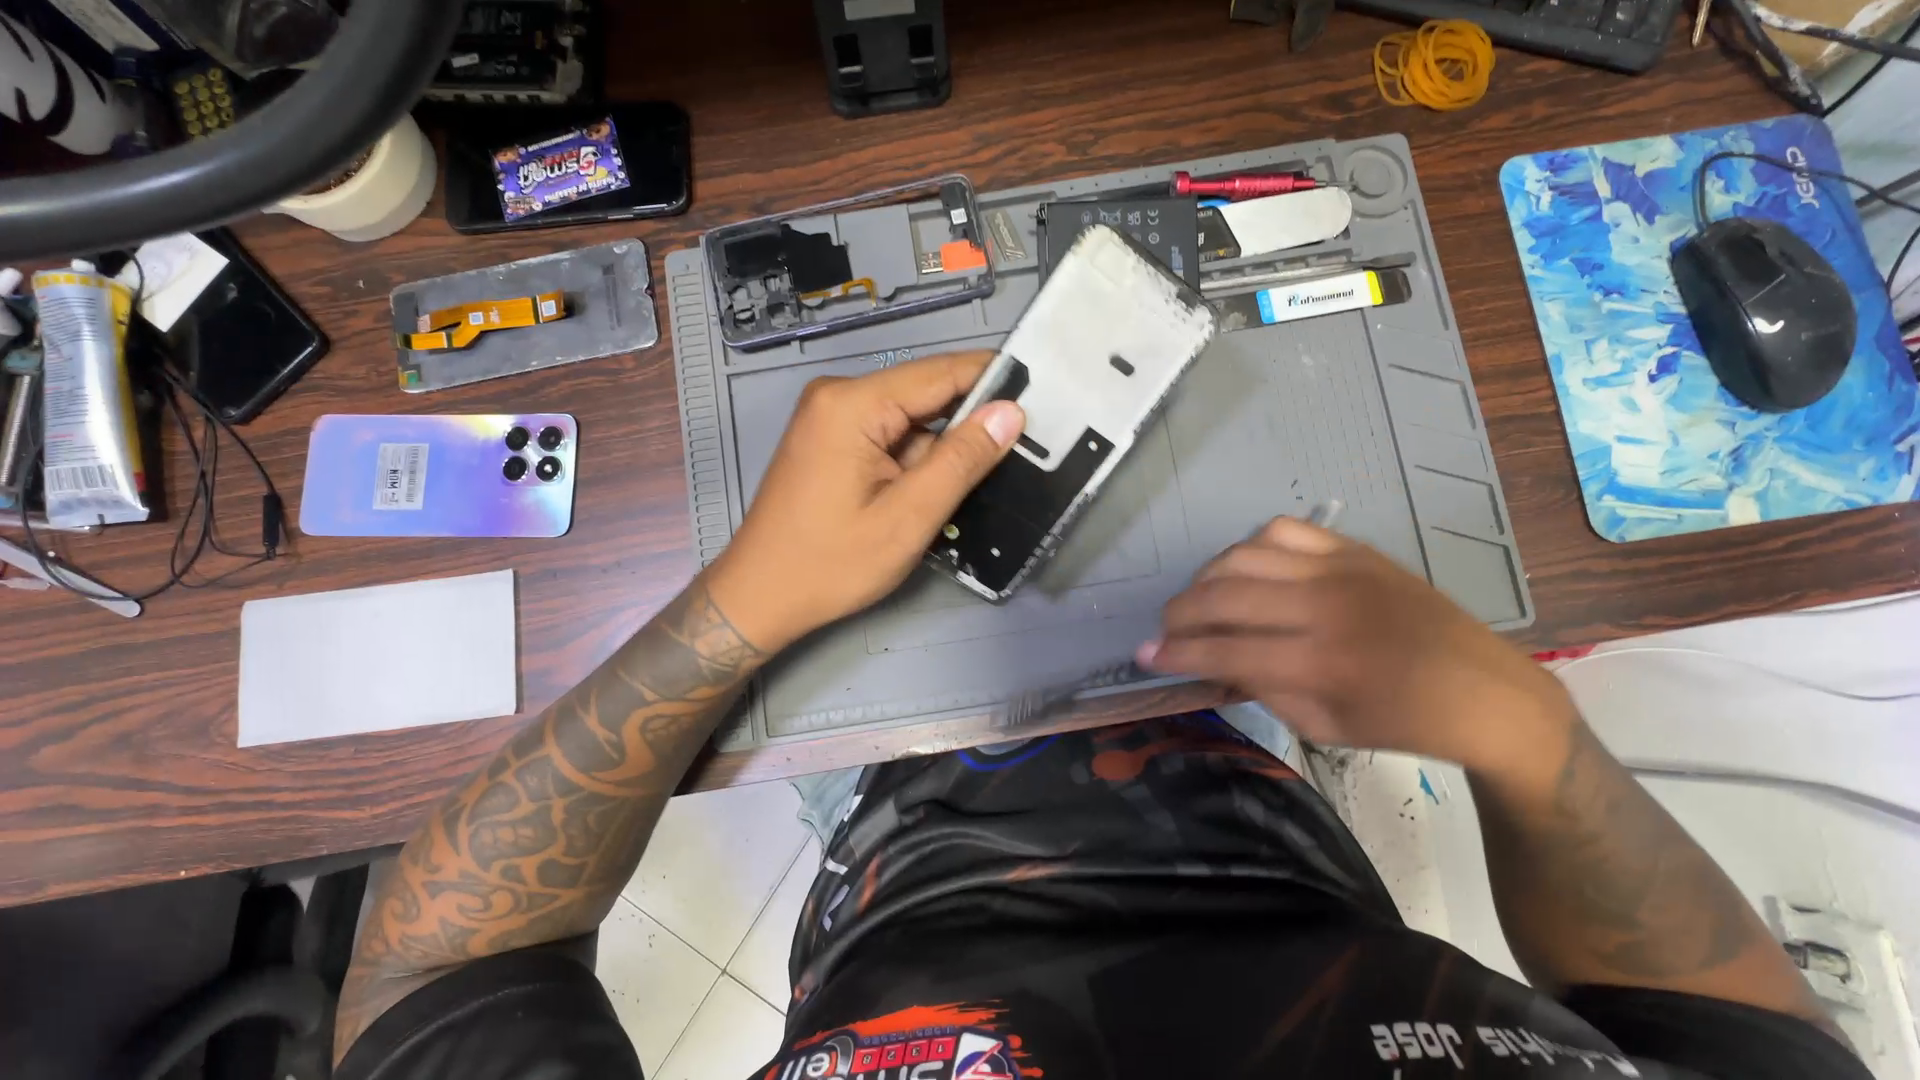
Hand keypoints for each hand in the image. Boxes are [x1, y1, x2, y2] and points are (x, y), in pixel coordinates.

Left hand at [703, 352, 1024, 651]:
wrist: (760, 596)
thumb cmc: (831, 563)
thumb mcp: (908, 517)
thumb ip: (961, 460)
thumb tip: (1010, 412)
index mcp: (852, 404)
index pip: (940, 373)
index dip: (993, 381)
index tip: (1043, 395)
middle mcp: (838, 396)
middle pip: (925, 395)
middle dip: (968, 424)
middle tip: (1019, 452)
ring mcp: (830, 418)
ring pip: (910, 420)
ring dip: (940, 450)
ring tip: (973, 485)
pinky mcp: (830, 440)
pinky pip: (888, 436)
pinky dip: (914, 461)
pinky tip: (931, 493)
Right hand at [1140, 518, 1574, 772]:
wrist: (1482, 690)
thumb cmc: (1400, 722)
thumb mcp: (1322, 726)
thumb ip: (1261, 689)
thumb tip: (1210, 662)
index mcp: (1320, 664)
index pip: (1224, 650)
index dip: (1176, 654)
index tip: (1146, 656)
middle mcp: (1323, 607)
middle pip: (1222, 596)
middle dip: (1180, 614)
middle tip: (1167, 630)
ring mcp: (1339, 570)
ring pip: (1244, 555)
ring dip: (1206, 577)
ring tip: (1200, 599)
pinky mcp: (1354, 550)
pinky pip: (1283, 530)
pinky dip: (1251, 546)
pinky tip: (1246, 569)